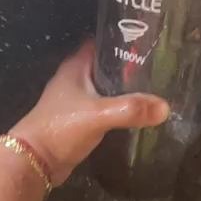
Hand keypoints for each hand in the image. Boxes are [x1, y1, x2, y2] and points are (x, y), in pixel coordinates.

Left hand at [10, 40, 168, 183]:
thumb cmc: (61, 128)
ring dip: (123, 88)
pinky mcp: (78, 119)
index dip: (121, 39)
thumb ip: (131, 109)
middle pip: (106, 64)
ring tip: (153, 87)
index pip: (101, 42)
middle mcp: (75, 79)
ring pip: (105, 86)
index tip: (147, 41)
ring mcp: (75, 99)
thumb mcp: (99, 115)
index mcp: (76, 67)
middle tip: (157, 67)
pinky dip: (117, 107)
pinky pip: (103, 106)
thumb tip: (165, 107)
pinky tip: (136, 112)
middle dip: (128, 65)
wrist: (35, 161)